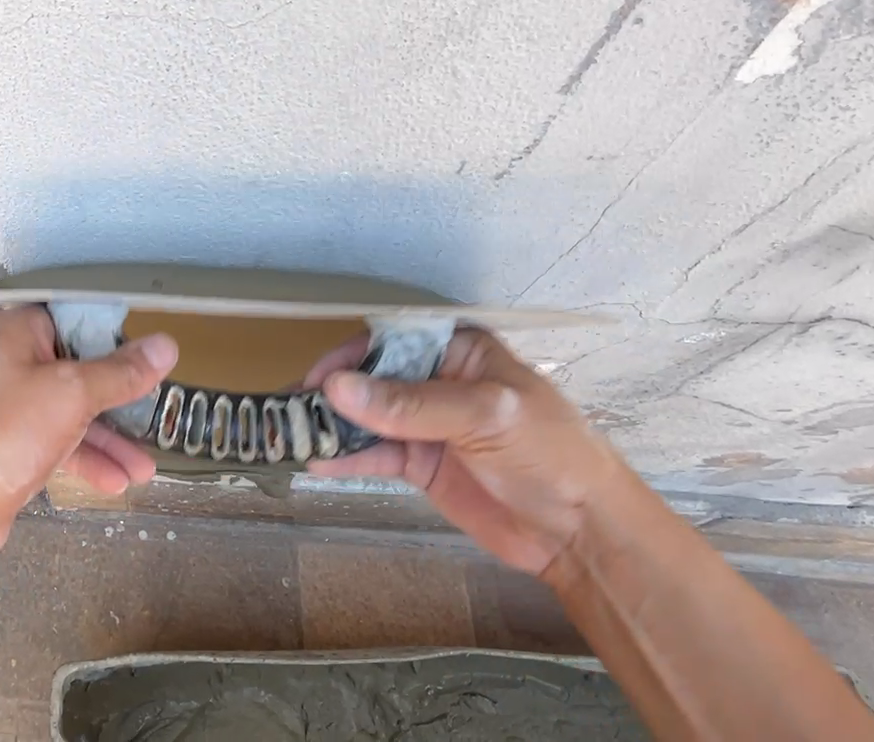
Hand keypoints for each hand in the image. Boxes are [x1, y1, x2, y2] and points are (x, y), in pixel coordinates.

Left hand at [0, 306, 175, 574]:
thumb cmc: (3, 434)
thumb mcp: (73, 395)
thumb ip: (121, 372)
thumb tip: (166, 345)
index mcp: (13, 331)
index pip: (71, 316)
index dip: (111, 334)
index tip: (148, 357)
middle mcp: (3, 360)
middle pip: (72, 366)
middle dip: (116, 398)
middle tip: (154, 414)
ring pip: (64, 410)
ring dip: (105, 438)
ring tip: (145, 469)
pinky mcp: (0, 446)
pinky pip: (50, 441)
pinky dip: (81, 458)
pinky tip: (115, 482)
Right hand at [304, 327, 626, 576]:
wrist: (582, 532)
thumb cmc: (549, 453)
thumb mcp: (483, 416)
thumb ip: (409, 404)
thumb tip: (337, 388)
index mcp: (458, 352)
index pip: (392, 341)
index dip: (351, 356)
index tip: (318, 380)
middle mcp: (435, 381)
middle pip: (370, 379)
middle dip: (332, 394)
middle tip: (290, 411)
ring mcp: (425, 424)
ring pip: (366, 418)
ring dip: (331, 427)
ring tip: (291, 437)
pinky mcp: (419, 463)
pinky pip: (373, 454)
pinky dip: (345, 458)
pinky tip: (317, 464)